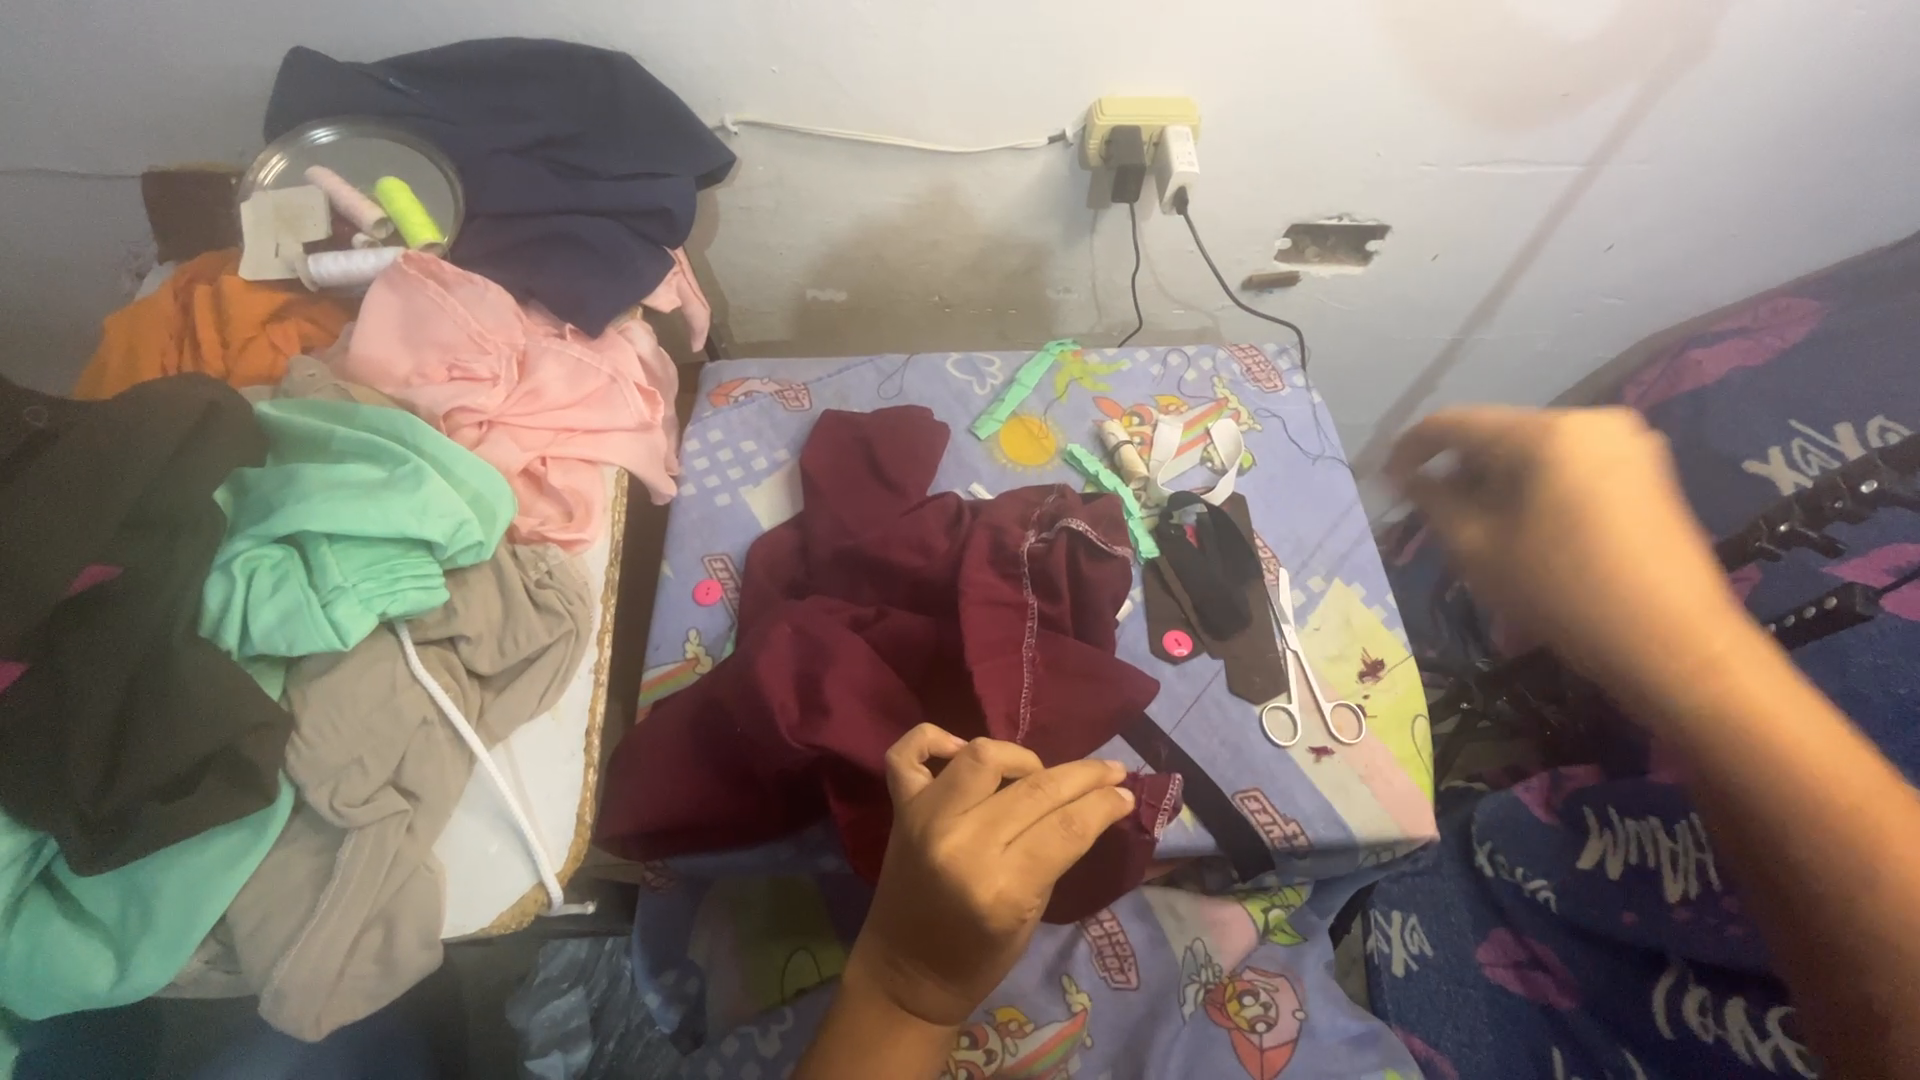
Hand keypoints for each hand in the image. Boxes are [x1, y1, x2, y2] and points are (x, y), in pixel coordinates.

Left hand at [848, 724, 1135, 1026]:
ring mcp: (926, 819)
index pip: (1067, 826)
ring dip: (1020, 757)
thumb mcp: (1032, 914)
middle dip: (1083, 775)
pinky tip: (956, 748)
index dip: (1104, 804)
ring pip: (982, 756)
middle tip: (1111, 770)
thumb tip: (1093, 804)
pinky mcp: (901, 808)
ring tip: (1037, 773)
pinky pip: (908, 753)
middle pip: (1036, 789)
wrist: (905, 973)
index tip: (1127, 793)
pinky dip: (932, 738)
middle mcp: (962, 843)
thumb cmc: (978, 957)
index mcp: (1001, 887)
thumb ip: (1055, 854)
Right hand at [1386, 406, 1745, 687]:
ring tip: (1471, 524)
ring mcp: (1626, 444)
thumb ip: (1432, 500)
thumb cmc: (1560, 591)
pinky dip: (1529, 486)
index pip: (1454, 423)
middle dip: (1456, 468)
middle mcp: (1591, 421)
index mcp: (1546, 433)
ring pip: (1530, 450)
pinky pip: (1565, 464)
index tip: (1385, 482)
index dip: (1409, 448)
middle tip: (1428, 510)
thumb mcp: (1475, 547)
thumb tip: (1409, 478)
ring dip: (1491, 480)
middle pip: (1496, 434)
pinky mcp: (1644, 471)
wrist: (1673, 642)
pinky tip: (1518, 525)